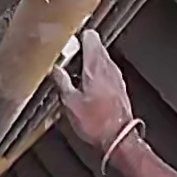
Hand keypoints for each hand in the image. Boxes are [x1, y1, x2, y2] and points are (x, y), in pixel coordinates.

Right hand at [51, 30, 135, 159]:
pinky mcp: (120, 88)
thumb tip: (55, 70)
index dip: (79, 36)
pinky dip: (98, 73)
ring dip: (90, 61)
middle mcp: (109, 68)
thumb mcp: (70, 102)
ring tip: (76, 71)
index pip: (91, 38)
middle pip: (97, 47)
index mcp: (95, 66)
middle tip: (68, 57)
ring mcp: (117, 78)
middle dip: (83, 49)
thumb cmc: (97, 123)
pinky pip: (107, 72)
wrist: (119, 140)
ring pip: (103, 60)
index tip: (68, 41)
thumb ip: (62, 81)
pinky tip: (89, 85)